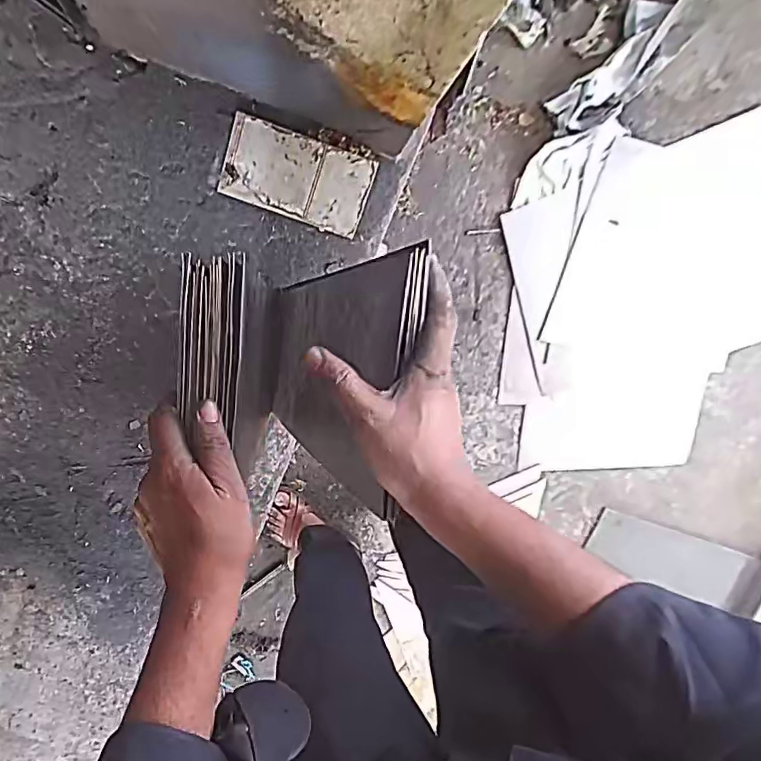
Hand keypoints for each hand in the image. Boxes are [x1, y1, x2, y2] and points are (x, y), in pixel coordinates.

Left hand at [133, 400, 254, 597]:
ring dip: (181, 474)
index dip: (175, 405)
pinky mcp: (146, 520)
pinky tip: (196, 513)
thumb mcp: (229, 487)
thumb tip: (206, 411)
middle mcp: (150, 482)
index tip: (188, 405)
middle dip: (185, 447)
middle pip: (162, 446)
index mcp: (171, 468)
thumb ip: (215, 445)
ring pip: (162, 472)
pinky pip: (159, 495)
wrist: (201, 585)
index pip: (161, 418)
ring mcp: (145, 503)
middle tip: (212, 466)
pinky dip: (175, 496)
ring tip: (208, 497)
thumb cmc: (220, 543)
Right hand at [305, 255, 472, 511]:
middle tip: (412, 294)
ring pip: (429, 363)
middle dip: (423, 313)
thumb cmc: (414, 459)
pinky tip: (391, 390)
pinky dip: (408, 377)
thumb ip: (341, 383)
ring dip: (415, 347)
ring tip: (397, 338)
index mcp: (431, 372)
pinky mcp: (436, 417)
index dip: (435, 287)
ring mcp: (442, 400)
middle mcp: (442, 382)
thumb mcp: (367, 415)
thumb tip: (318, 358)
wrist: (437, 494)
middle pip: (436, 337)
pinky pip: (423, 386)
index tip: (430, 266)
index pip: (440, 317)